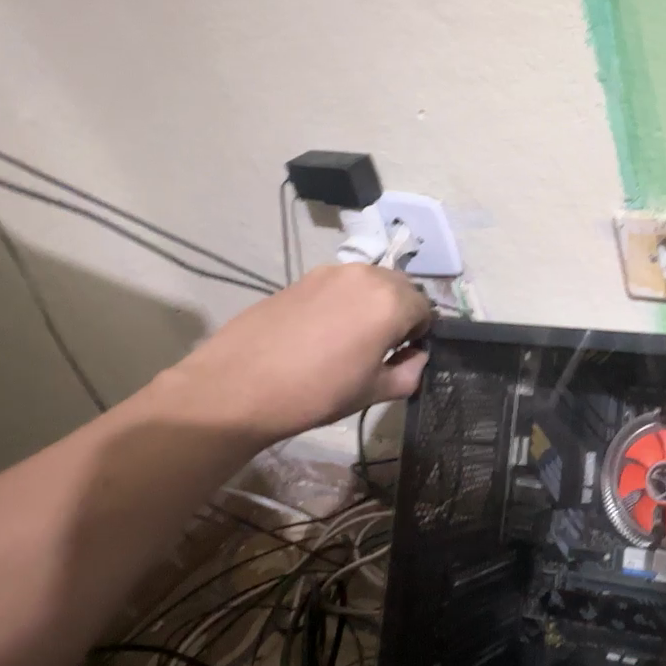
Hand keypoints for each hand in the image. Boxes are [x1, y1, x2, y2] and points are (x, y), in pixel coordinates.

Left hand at [155, 264, 432, 440]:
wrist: (238, 386)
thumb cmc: (317, 392)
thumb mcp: (375, 391)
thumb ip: (410, 371)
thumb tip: (416, 357)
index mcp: (391, 302)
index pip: (426, 310)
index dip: (420, 335)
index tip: (403, 356)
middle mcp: (366, 276)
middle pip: (401, 288)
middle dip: (400, 312)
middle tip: (382, 346)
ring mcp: (331, 273)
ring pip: (371, 282)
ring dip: (373, 304)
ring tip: (353, 338)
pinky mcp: (303, 278)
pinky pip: (341, 285)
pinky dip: (346, 301)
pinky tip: (325, 332)